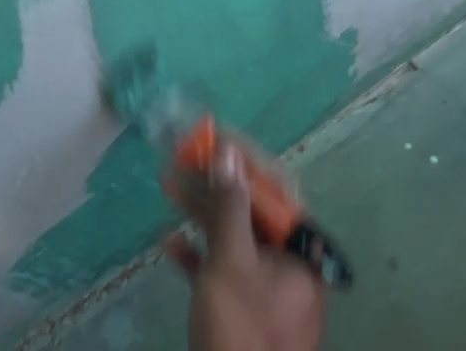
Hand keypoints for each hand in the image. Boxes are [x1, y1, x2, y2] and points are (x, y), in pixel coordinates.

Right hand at [164, 143, 326, 350]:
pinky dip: (197, 254)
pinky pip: (222, 270)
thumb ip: (229, 205)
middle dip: (214, 181)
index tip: (209, 135)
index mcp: (299, 249)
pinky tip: (169, 244)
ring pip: (233, 235)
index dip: (242, 156)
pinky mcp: (244, 311)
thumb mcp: (231, 262)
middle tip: (178, 156)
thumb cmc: (241, 330)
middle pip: (251, 208)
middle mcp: (288, 263)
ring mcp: (267, 289)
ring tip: (166, 184)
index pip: (275, 185)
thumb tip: (229, 153)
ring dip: (200, 210)